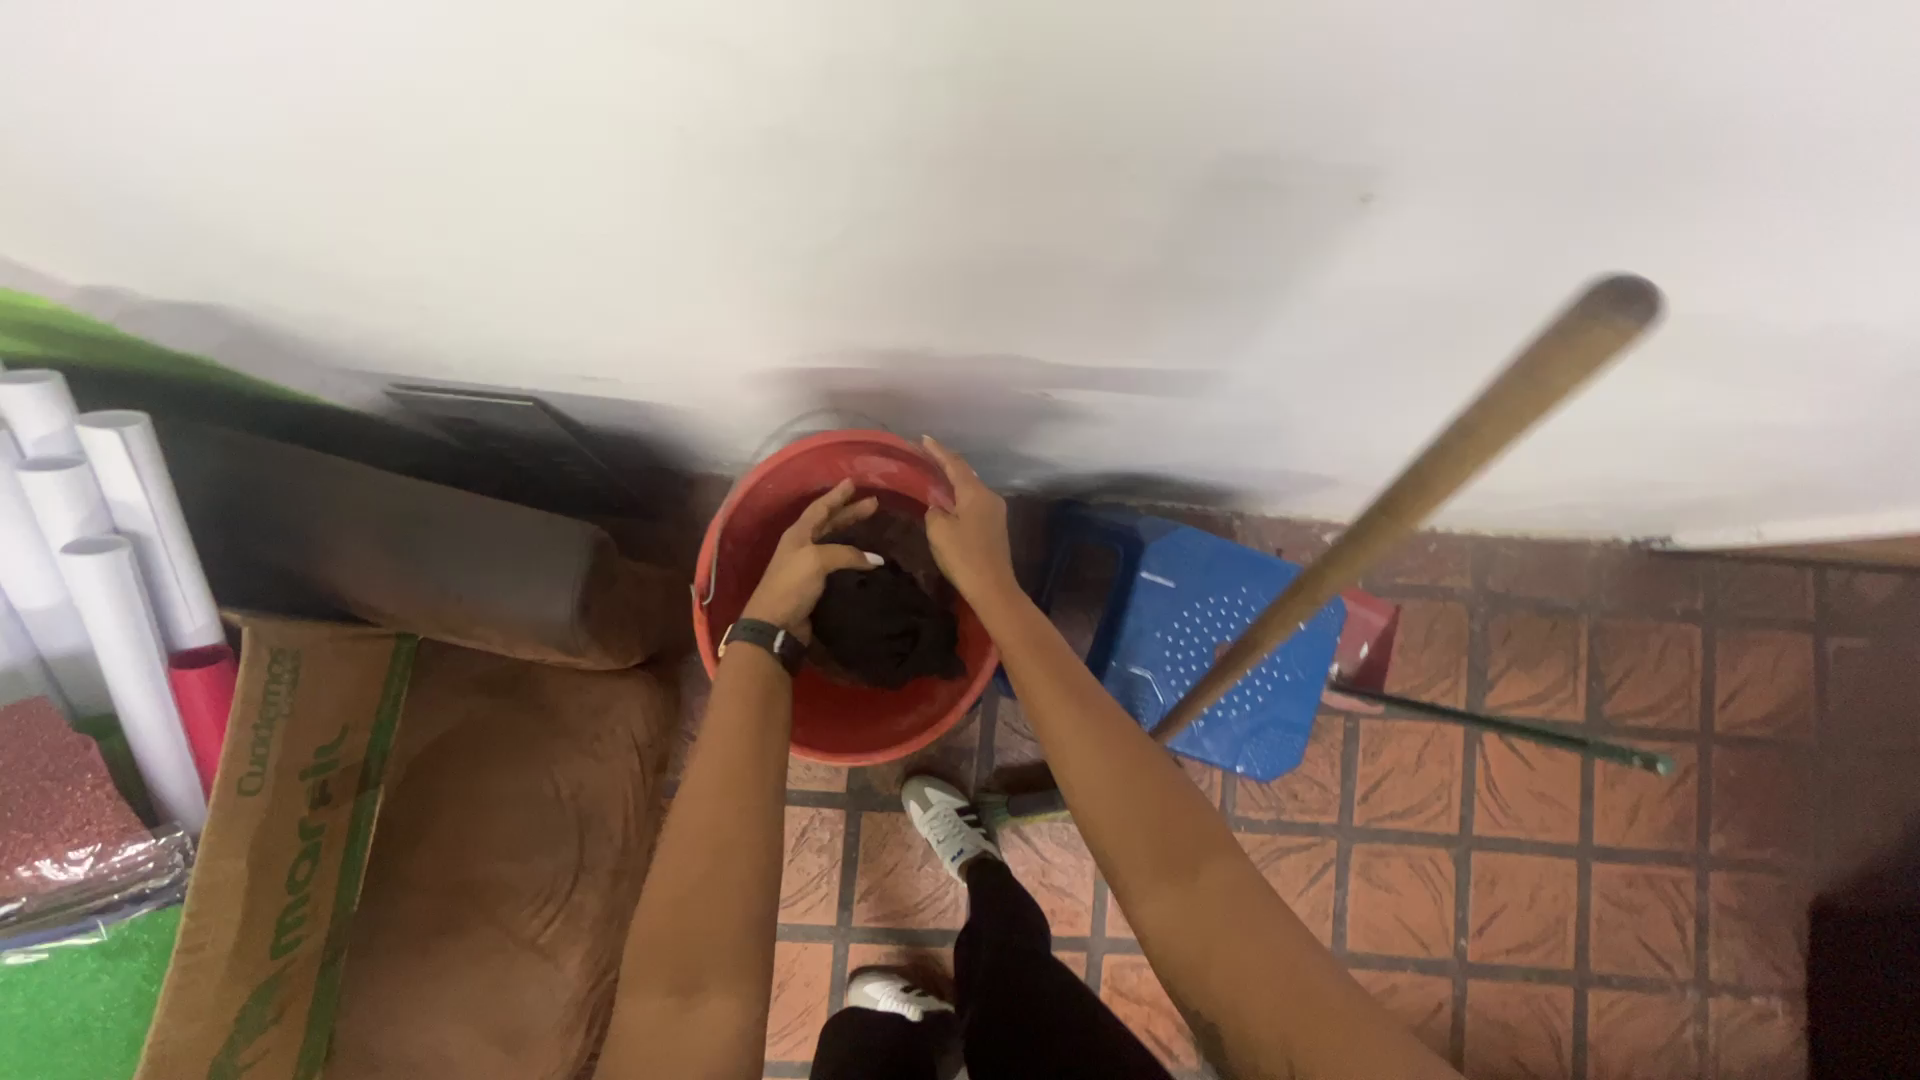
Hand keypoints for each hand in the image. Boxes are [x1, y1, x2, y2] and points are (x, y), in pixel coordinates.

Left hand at [740, 480, 882, 640]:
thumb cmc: (791, 585)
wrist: (774, 624)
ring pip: (832, 543)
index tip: (853, 483)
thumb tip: (876, 559)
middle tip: (873, 504)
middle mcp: (801, 546)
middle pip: (828, 523)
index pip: (820, 508)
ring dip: (850, 534)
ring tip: (870, 527)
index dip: (837, 496)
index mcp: (797, 534)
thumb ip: (846, 554)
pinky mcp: (813, 585)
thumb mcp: (816, 560)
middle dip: (849, 513)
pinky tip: (863, 560)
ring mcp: (806, 566)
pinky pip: (836, 564)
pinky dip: (851, 558)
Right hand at [921, 436, 1018, 605]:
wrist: (993, 587)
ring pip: (971, 489)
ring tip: (934, 476)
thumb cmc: (964, 556)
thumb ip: (934, 511)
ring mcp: (995, 512)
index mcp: (975, 492)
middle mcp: (989, 496)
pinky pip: (974, 503)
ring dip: (953, 482)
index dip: (938, 451)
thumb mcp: (938, 530)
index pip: (954, 464)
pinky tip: (949, 501)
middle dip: (946, 464)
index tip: (923, 439)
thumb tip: (938, 508)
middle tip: (926, 456)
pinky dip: (959, 498)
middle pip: (965, 474)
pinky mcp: (995, 527)